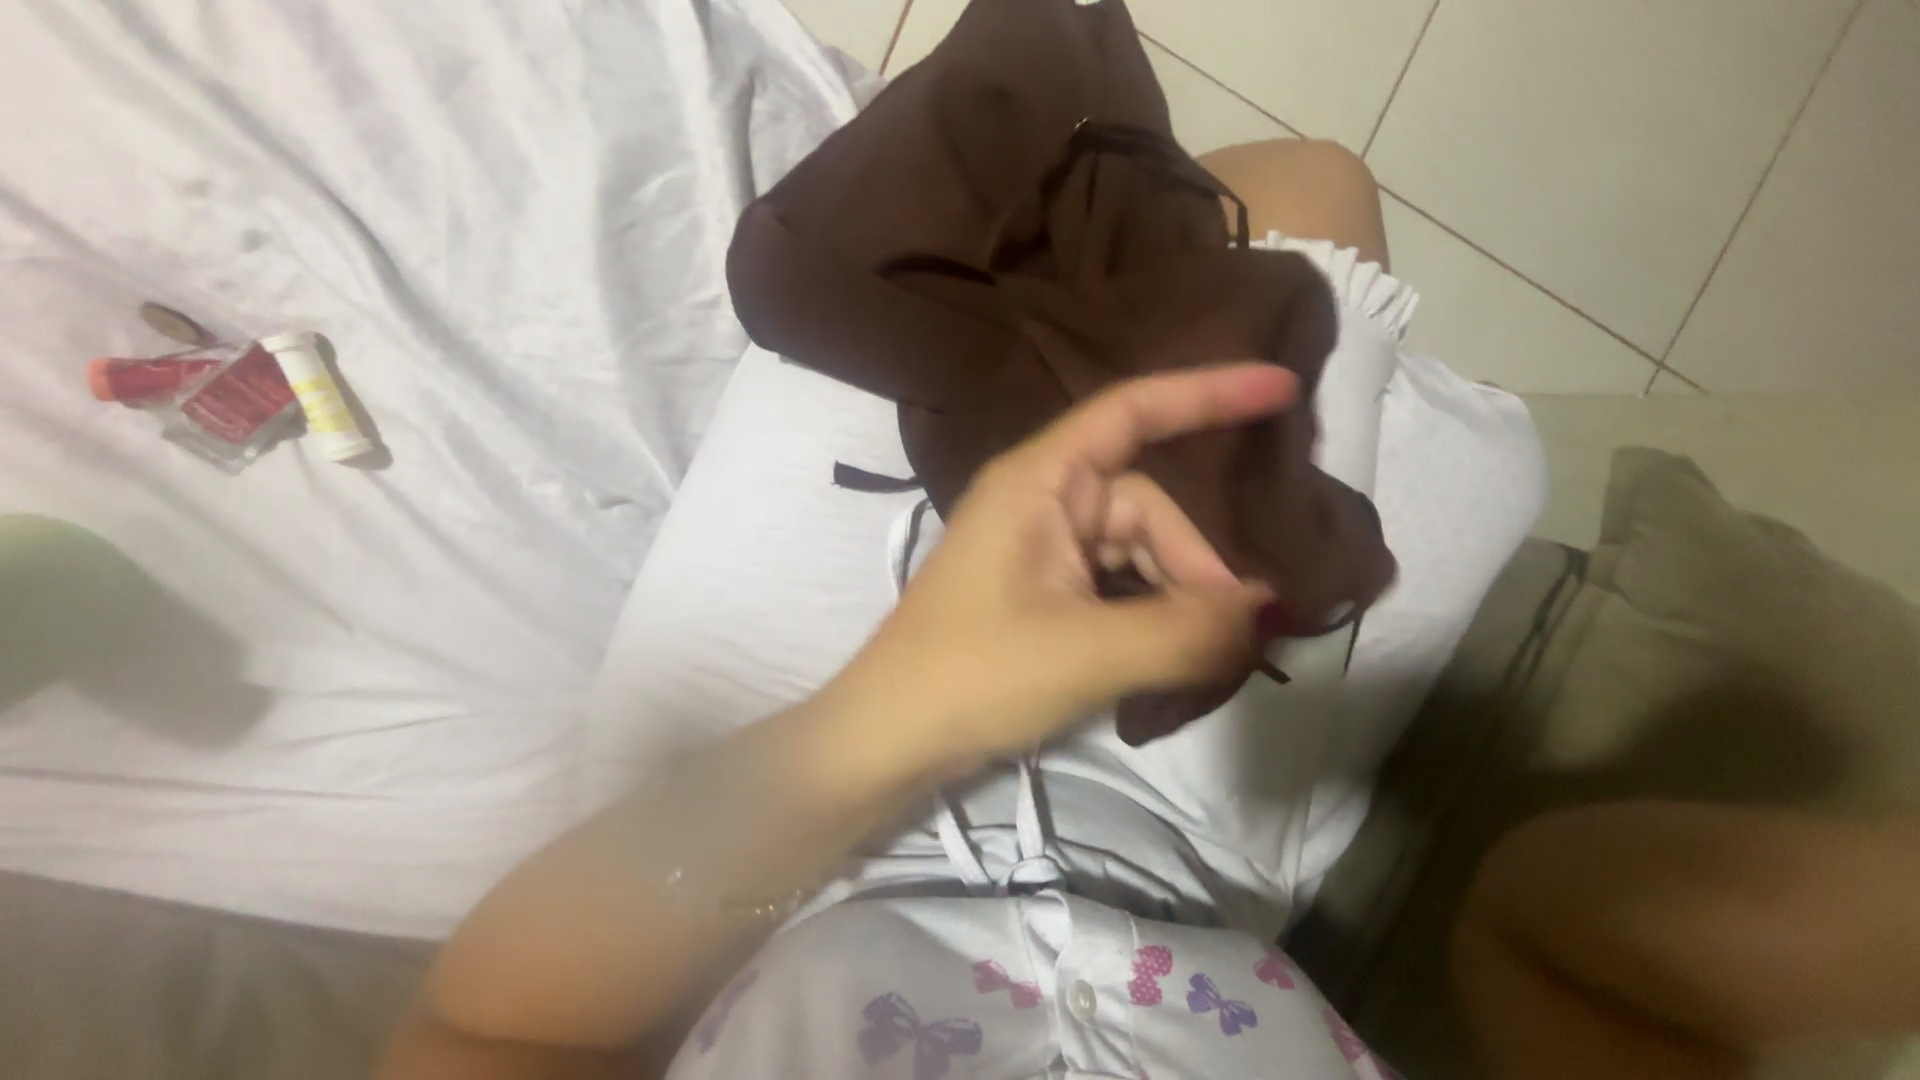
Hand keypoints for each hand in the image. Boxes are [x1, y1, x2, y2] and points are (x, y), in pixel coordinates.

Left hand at [828, 363, 1292, 771]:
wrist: (890, 738)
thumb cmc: (973, 676)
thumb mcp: (1088, 652)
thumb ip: (1187, 629)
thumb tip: (1268, 609)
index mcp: (1039, 480)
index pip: (1132, 411)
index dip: (1209, 392)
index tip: (1283, 387)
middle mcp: (1041, 500)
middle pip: (1146, 505)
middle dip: (1193, 562)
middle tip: (1229, 634)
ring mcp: (1039, 548)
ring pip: (1136, 552)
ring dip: (1174, 597)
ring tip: (1200, 657)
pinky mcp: (1040, 593)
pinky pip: (1115, 585)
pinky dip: (1148, 614)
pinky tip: (1168, 658)